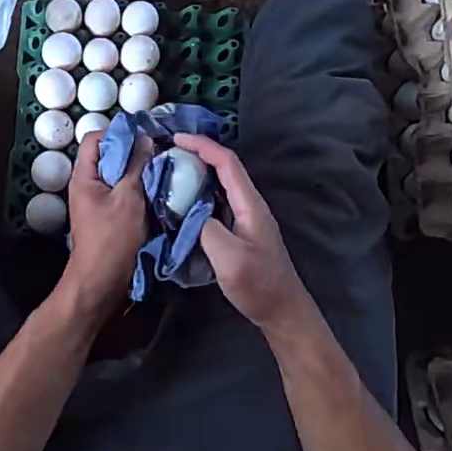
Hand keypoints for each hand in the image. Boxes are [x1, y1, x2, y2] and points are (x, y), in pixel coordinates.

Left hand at [58, 131, 153, 322]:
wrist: (102, 282)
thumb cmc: (112, 239)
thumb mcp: (128, 198)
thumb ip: (136, 167)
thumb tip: (145, 140)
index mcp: (83, 176)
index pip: (94, 139)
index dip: (117, 133)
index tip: (143, 137)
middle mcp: (86, 184)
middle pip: (107, 155)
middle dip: (132, 151)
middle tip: (157, 151)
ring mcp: (97, 200)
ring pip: (118, 174)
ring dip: (138, 170)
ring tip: (161, 168)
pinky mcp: (108, 214)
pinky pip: (122, 191)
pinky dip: (138, 187)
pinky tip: (157, 188)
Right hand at [173, 134, 313, 334]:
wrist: (282, 311)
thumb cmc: (259, 285)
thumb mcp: (229, 258)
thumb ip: (207, 228)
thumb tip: (189, 211)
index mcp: (250, 204)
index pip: (227, 163)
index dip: (203, 146)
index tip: (177, 138)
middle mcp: (250, 204)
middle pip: (224, 167)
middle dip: (198, 153)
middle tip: (168, 152)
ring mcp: (246, 217)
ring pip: (220, 184)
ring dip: (198, 172)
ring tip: (171, 170)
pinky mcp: (240, 230)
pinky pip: (218, 201)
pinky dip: (199, 192)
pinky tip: (183, 200)